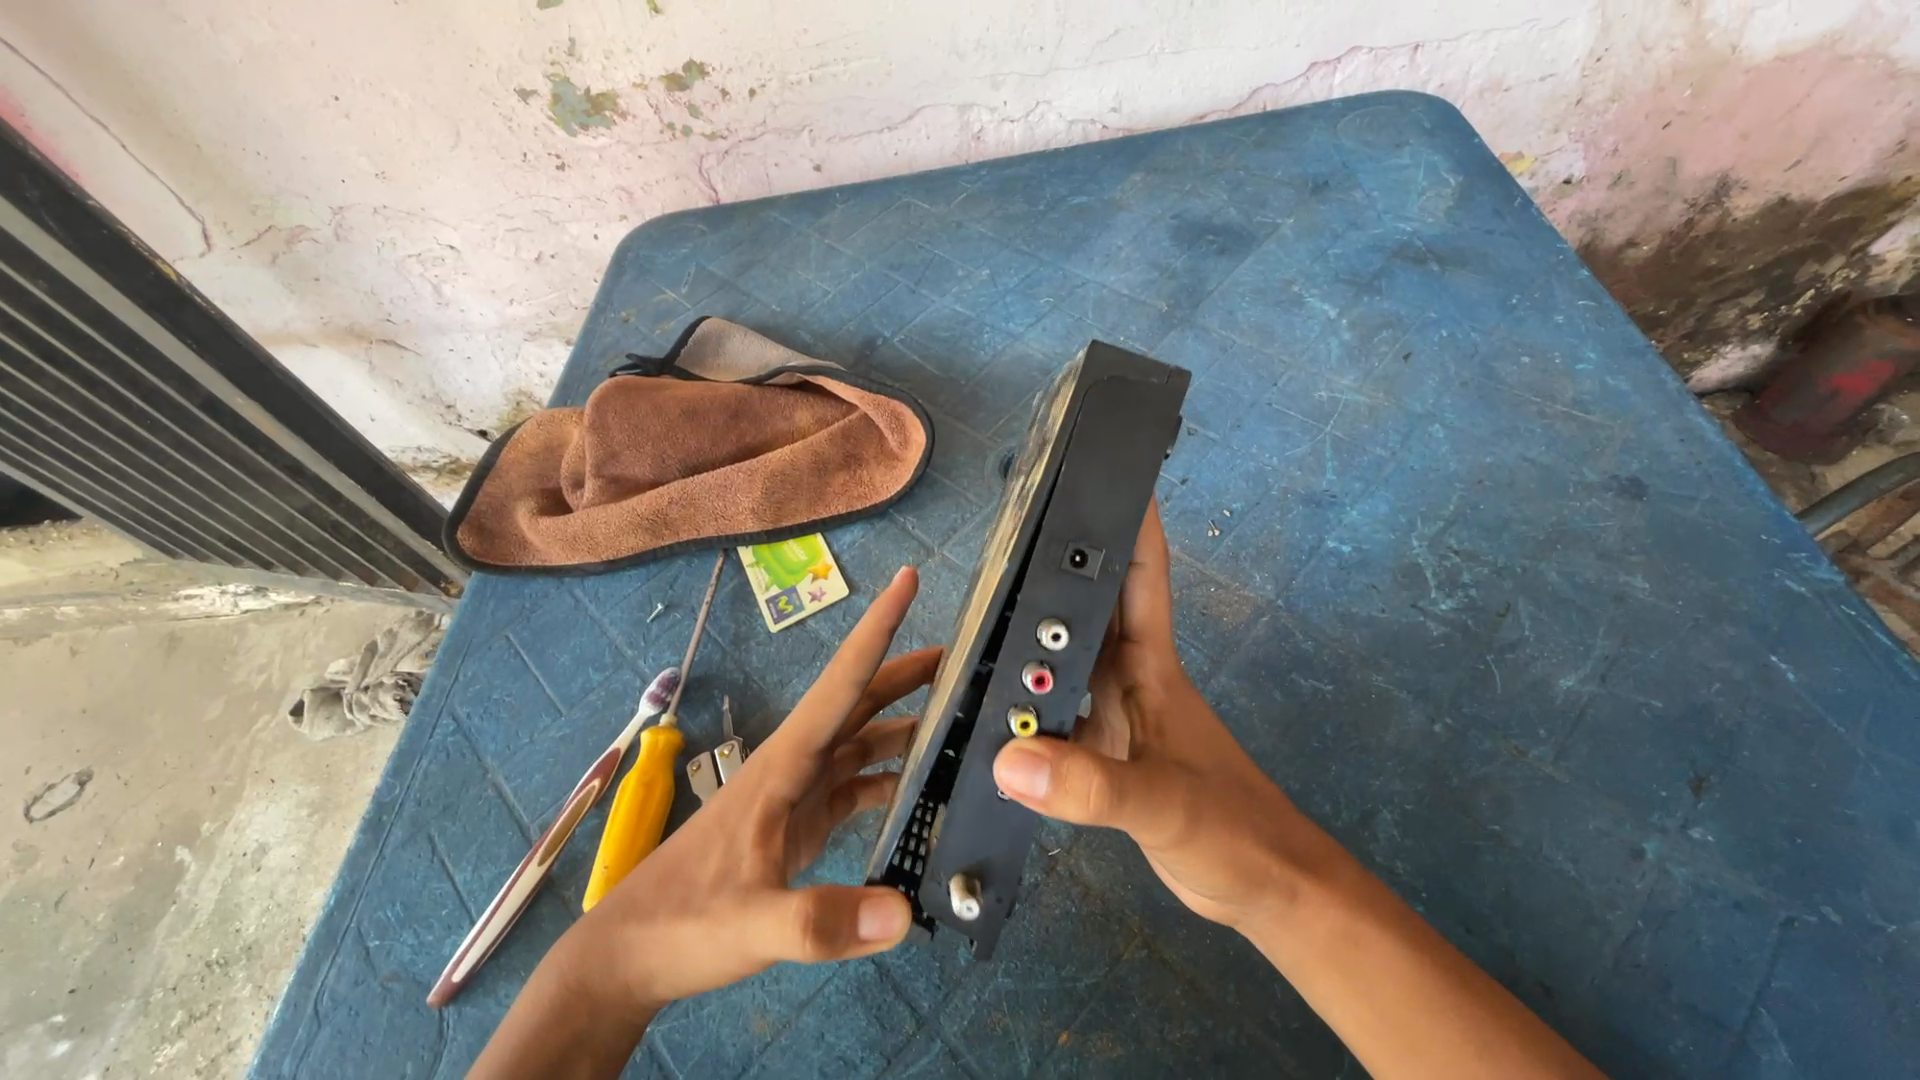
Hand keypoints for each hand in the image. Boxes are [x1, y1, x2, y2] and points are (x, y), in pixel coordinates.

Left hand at [561, 567, 934, 1007]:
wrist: (631, 956)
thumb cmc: (681, 923)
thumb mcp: (750, 926)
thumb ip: (823, 922)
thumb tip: (905, 914)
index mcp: (783, 764)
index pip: (840, 683)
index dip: (876, 629)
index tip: (907, 580)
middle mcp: (794, 767)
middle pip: (858, 702)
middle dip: (907, 673)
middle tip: (965, 657)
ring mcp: (797, 796)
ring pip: (860, 742)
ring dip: (905, 727)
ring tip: (958, 721)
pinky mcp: (800, 825)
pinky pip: (856, 786)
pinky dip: (890, 782)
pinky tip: (923, 793)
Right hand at [991, 503, 1329, 931]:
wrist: (1266, 889)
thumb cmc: (1235, 831)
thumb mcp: (1164, 805)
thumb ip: (1091, 786)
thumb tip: (1008, 760)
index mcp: (1152, 668)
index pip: (1140, 577)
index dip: (1125, 522)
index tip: (1094, 474)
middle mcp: (1130, 681)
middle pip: (1087, 612)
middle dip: (1052, 572)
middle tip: (1001, 539)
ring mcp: (1117, 719)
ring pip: (1068, 666)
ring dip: (1032, 645)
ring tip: (979, 618)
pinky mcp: (1107, 757)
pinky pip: (1057, 721)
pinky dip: (1026, 714)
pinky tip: (991, 717)